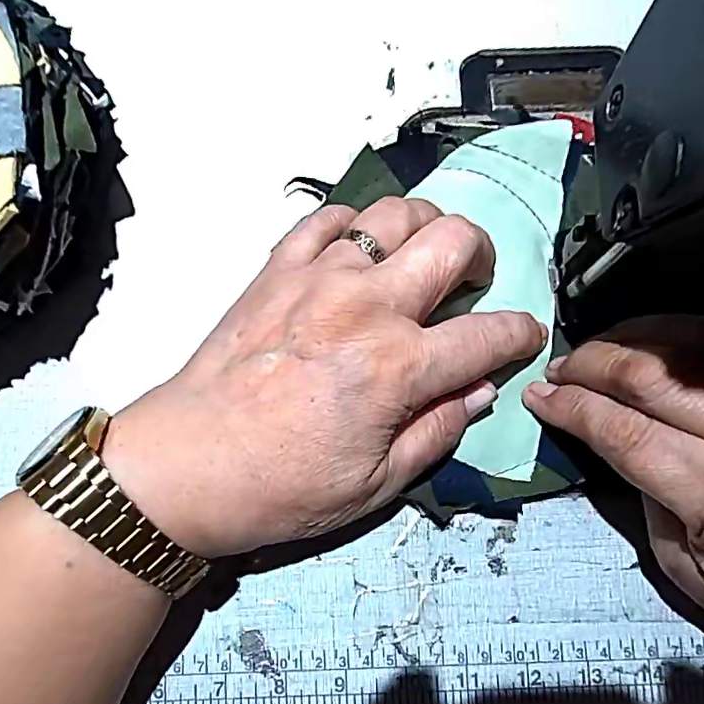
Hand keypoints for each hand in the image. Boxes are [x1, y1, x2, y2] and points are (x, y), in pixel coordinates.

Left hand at [103, 197, 547, 558]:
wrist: (185, 466)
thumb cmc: (272, 488)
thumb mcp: (370, 488)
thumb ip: (433, 434)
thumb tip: (475, 392)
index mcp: (397, 368)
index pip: (491, 333)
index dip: (518, 335)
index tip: (517, 340)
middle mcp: (363, 310)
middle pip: (455, 242)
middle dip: (479, 259)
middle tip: (465, 287)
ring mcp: (313, 283)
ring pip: (392, 215)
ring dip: (419, 230)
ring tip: (411, 262)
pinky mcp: (270, 276)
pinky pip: (320, 221)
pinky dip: (347, 225)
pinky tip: (348, 253)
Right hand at [523, 315, 703, 687]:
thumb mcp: (682, 562)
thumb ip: (644, 491)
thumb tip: (600, 436)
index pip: (627, 432)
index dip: (571, 408)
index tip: (536, 396)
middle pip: (659, 376)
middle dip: (592, 365)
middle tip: (557, 370)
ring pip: (701, 344)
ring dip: (635, 340)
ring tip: (596, 353)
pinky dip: (687, 336)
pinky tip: (654, 347)